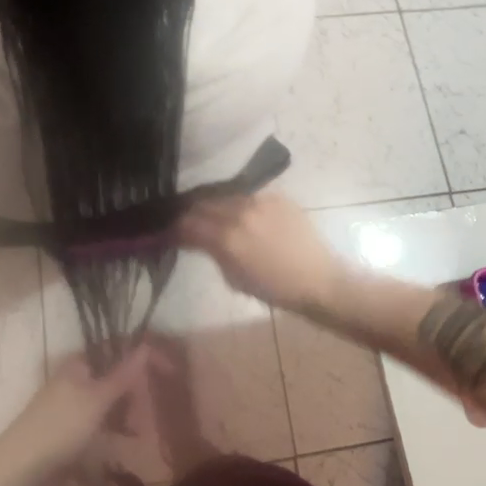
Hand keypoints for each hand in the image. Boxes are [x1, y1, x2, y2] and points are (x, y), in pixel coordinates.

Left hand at [0, 347, 154, 485]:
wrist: (18, 465)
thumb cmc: (60, 426)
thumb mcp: (97, 400)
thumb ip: (123, 374)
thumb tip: (146, 345)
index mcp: (80, 362)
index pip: (118, 347)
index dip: (143, 356)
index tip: (168, 370)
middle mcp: (75, 375)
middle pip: (115, 373)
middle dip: (134, 391)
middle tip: (145, 413)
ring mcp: (70, 399)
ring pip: (108, 397)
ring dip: (125, 411)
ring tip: (135, 432)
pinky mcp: (67, 422)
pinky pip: (98, 416)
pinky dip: (112, 425)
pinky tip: (121, 440)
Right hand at [178, 193, 345, 311]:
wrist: (317, 280)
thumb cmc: (274, 288)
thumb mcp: (234, 278)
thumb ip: (213, 253)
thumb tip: (199, 241)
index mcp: (226, 237)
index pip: (188, 224)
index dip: (174, 228)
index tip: (168, 233)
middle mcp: (240, 212)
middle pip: (203, 204)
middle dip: (191, 213)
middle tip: (185, 222)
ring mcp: (260, 200)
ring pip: (226, 196)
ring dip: (214, 205)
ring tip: (211, 215)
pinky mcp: (277, 197)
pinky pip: (249, 196)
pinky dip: (239, 204)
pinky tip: (241, 214)